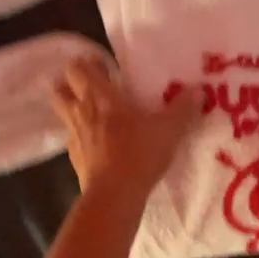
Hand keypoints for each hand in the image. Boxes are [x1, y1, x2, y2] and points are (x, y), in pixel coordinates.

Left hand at [52, 56, 198, 198]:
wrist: (114, 194)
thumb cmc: (139, 153)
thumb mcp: (168, 129)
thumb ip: (182, 108)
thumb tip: (198, 89)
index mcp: (100, 96)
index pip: (78, 68)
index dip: (86, 63)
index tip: (103, 65)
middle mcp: (81, 111)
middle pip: (60, 87)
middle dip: (71, 82)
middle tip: (93, 85)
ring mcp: (74, 135)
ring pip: (62, 112)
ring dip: (72, 107)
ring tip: (92, 111)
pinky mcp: (74, 158)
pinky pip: (73, 138)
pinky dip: (81, 136)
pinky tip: (97, 143)